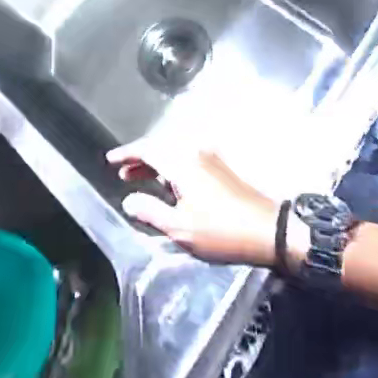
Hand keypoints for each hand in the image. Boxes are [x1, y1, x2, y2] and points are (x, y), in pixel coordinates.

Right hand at [105, 142, 280, 267]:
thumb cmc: (221, 230)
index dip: (127, 153)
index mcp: (182, 161)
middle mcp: (195, 151)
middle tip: (122, 173)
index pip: (148, 149)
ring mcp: (210, 157)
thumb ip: (151, 212)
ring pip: (174, 152)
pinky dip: (171, 166)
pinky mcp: (219, 166)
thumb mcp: (180, 228)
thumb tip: (129, 201)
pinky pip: (187, 157)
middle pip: (161, 146)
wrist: (266, 229)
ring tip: (138, 179)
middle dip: (140, 158)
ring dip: (155, 163)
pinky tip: (167, 185)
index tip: (111, 160)